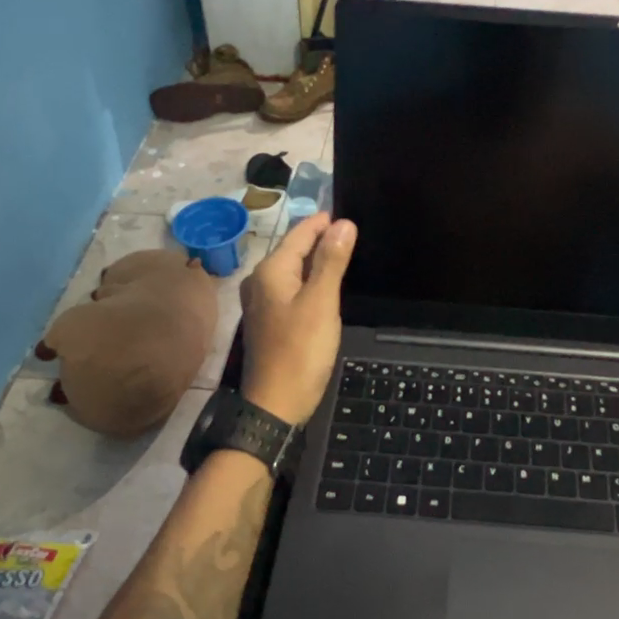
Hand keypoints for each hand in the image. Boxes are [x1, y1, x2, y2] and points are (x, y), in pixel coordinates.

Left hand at [239, 214, 356, 425]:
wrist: (275, 406)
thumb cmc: (300, 352)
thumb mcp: (321, 302)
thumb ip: (332, 261)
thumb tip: (344, 223)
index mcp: (271, 271)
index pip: (301, 232)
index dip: (326, 221)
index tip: (352, 212)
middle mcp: (261, 280)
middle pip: (296, 249)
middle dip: (323, 239)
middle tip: (357, 232)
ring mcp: (263, 302)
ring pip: (295, 270)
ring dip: (319, 261)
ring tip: (349, 255)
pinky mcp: (270, 320)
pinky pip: (293, 288)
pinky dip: (311, 282)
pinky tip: (329, 288)